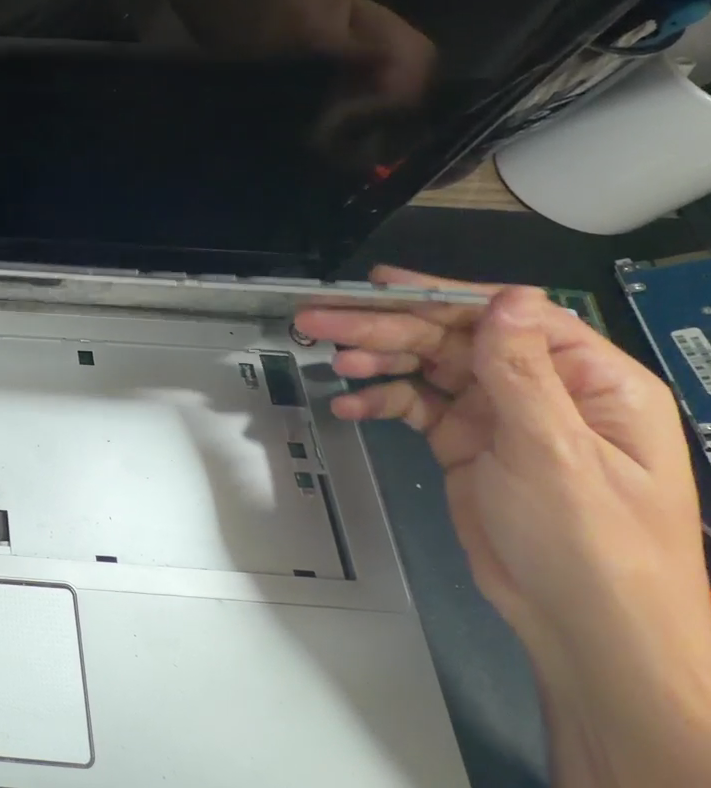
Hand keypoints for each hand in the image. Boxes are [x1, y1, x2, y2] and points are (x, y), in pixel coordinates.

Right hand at [296, 267, 710, 783]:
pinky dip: (380, 400)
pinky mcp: (465, 444)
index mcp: (590, 382)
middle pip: (455, 339)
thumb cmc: (593, 543)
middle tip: (317, 319)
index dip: (441, 295)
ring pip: (428, 367)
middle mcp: (544, 390)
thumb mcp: (557, 453)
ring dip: (378, 360)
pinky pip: (415, 406)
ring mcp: (501, 418)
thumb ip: (524, 373)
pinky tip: (349, 405)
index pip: (508, 317)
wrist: (584, 626)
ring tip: (330, 358)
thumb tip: (507, 298)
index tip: (377, 285)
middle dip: (386, 327)